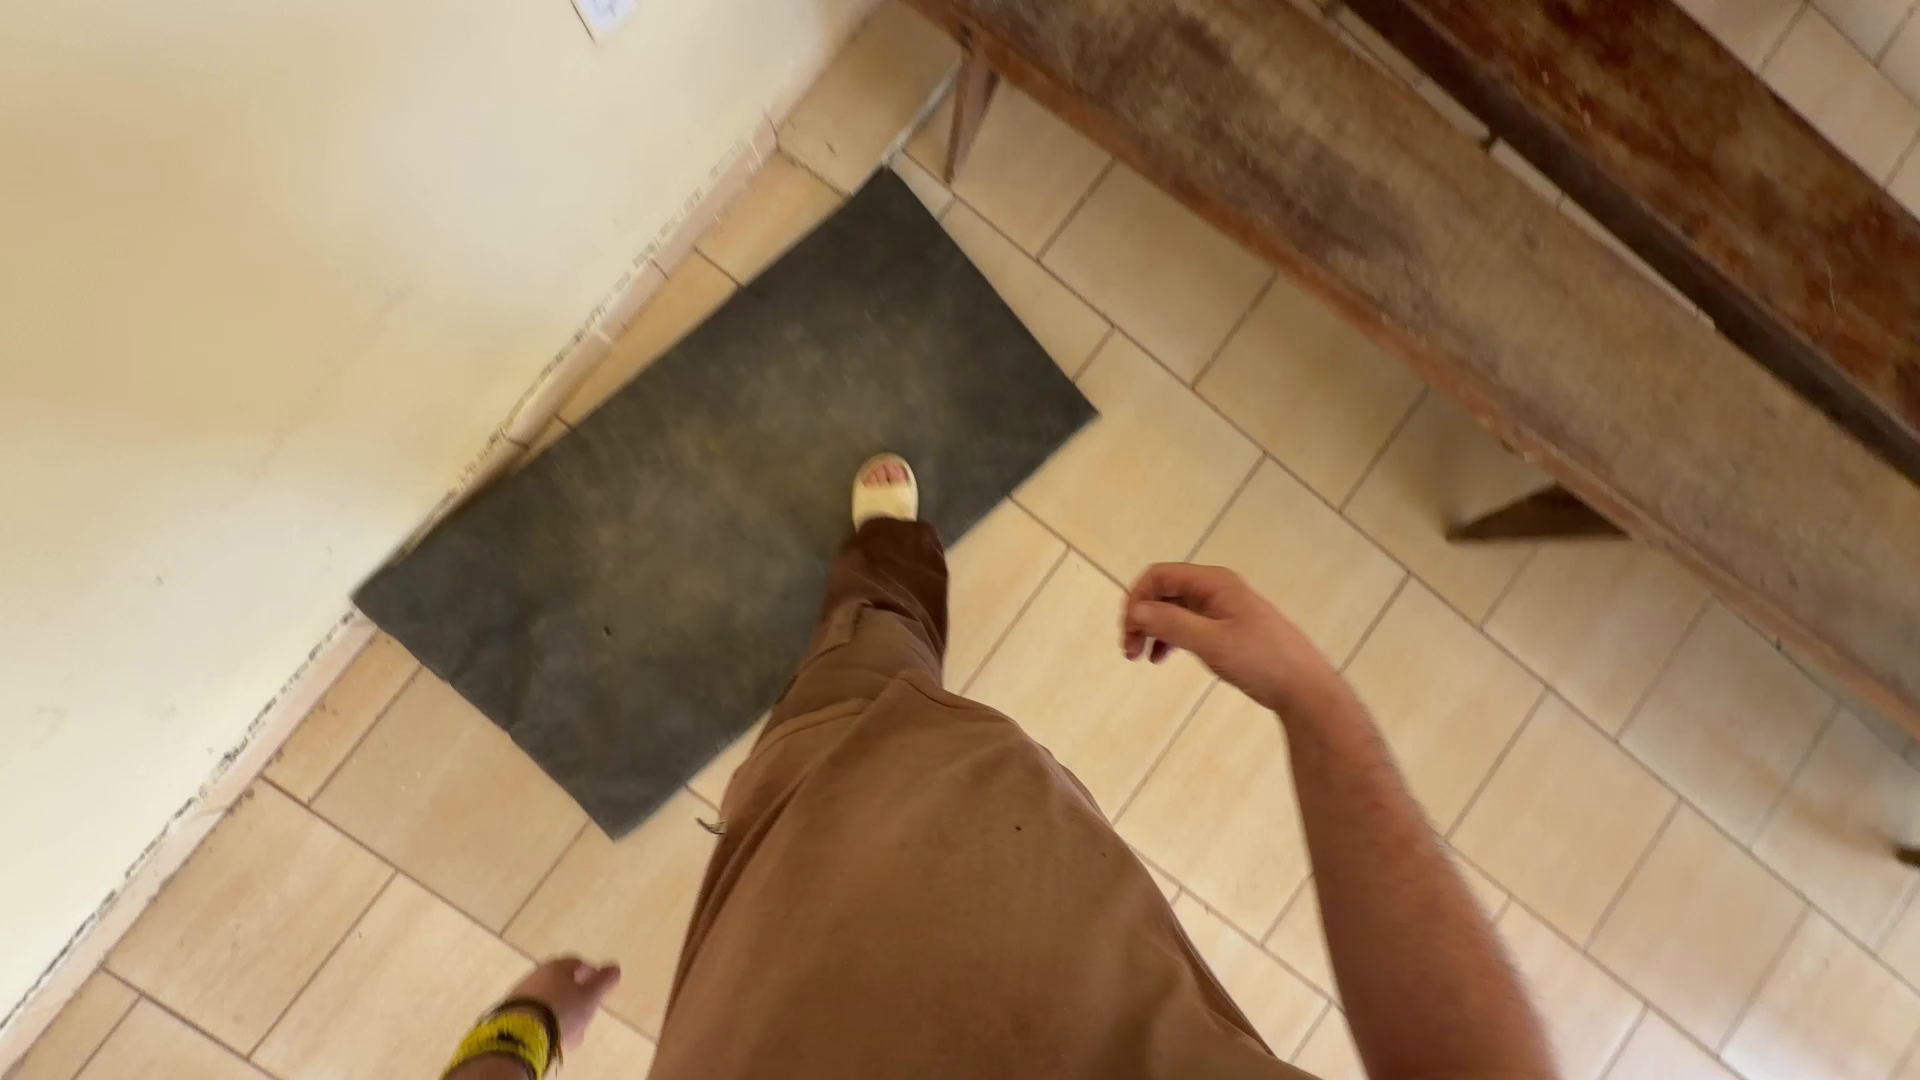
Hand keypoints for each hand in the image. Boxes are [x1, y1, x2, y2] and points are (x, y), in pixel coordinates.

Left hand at [504, 956, 621, 1050]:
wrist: (518, 1036)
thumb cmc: (561, 1011)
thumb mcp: (590, 997)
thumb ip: (604, 981)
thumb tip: (615, 968)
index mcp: (559, 965)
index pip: (579, 964)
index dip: (591, 976)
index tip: (598, 992)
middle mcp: (538, 974)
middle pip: (561, 983)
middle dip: (574, 998)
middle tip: (584, 1015)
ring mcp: (520, 994)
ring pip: (546, 1001)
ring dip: (558, 1013)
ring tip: (567, 1033)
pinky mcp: (506, 1015)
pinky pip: (531, 1015)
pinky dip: (542, 1023)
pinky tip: (548, 1037)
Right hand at [1121, 563, 1338, 714]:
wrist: (1304, 688)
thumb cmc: (1260, 660)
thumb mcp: (1211, 642)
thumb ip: (1171, 623)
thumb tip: (1134, 610)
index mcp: (1213, 582)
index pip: (1159, 576)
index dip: (1137, 598)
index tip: (1128, 630)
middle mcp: (1215, 589)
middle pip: (1163, 592)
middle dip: (1142, 617)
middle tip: (1129, 649)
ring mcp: (1221, 609)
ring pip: (1172, 610)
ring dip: (1152, 629)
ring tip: (1140, 657)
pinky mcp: (1225, 629)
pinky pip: (1186, 626)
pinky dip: (1169, 639)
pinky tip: (1160, 659)